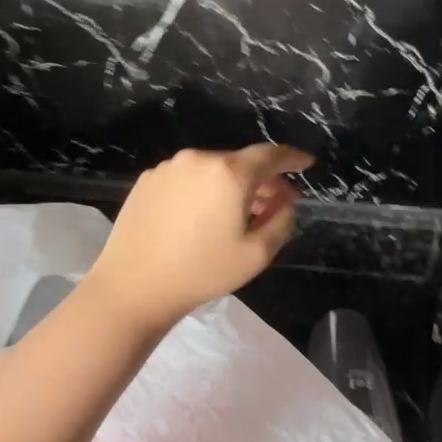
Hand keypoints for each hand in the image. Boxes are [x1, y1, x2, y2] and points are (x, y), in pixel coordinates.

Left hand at [84, 144, 315, 328]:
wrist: (134, 286)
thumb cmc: (202, 271)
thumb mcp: (256, 254)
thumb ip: (282, 222)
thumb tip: (285, 204)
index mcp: (230, 173)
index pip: (271, 155)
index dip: (293, 158)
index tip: (307, 164)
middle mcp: (199, 159)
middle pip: (241, 162)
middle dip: (262, 179)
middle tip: (276, 203)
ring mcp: (169, 168)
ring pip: (212, 170)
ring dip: (231, 185)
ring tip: (238, 213)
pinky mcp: (147, 181)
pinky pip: (187, 178)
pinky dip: (203, 189)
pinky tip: (202, 217)